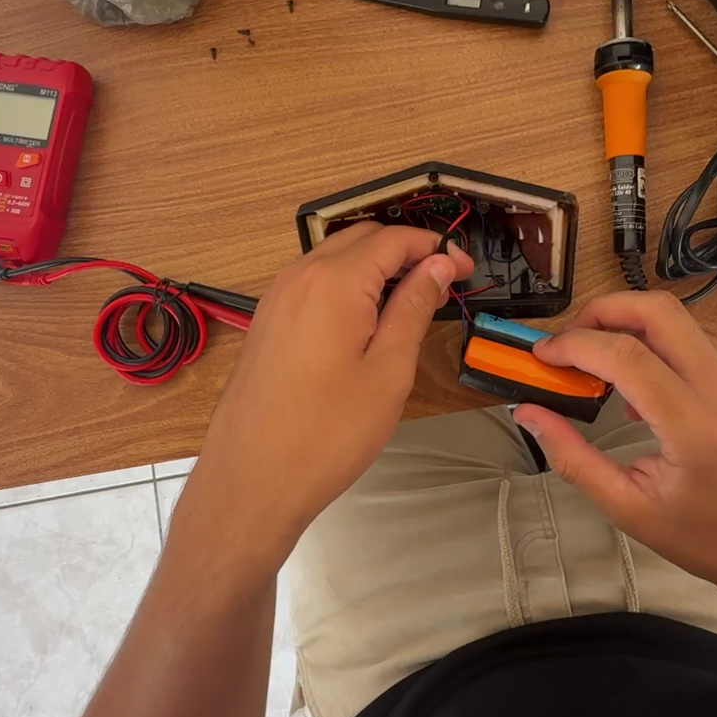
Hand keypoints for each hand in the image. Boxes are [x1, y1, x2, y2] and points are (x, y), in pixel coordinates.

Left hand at [178, 224, 473, 568]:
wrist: (252, 479)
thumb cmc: (327, 433)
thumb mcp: (388, 370)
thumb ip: (414, 307)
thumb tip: (436, 265)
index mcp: (334, 281)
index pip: (393, 238)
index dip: (435, 248)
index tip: (464, 270)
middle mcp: (300, 276)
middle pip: (362, 237)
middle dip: (406, 251)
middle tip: (442, 284)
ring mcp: (277, 296)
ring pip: (336, 256)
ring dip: (376, 266)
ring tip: (411, 302)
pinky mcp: (268, 319)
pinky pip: (314, 281)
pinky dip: (348, 284)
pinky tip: (367, 318)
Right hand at [512, 291, 716, 604]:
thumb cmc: (704, 536)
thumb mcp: (627, 506)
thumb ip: (571, 456)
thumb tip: (528, 412)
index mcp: (696, 428)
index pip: (628, 356)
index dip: (576, 345)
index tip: (544, 356)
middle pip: (657, 311)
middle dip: (602, 310)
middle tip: (568, 338)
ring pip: (675, 316)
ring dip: (626, 322)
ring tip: (594, 357)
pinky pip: (690, 335)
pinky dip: (652, 340)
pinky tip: (635, 380)